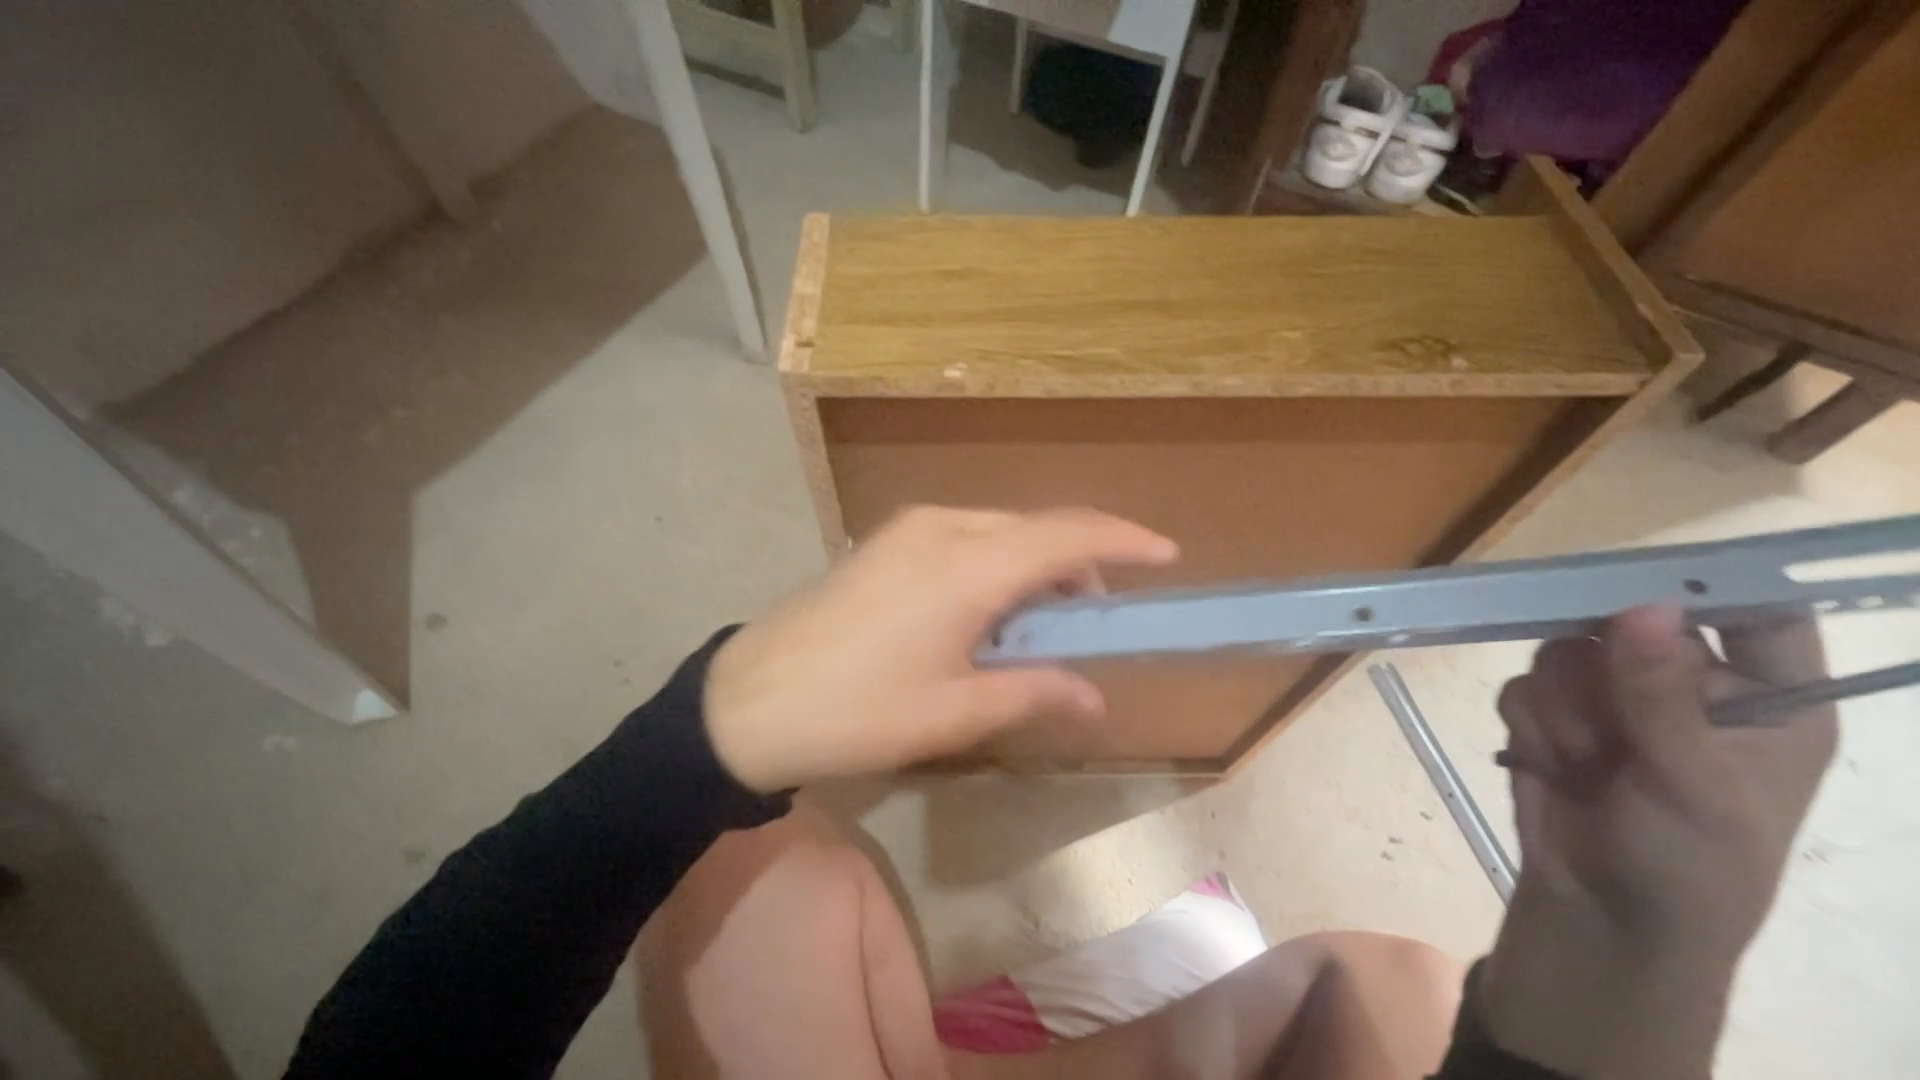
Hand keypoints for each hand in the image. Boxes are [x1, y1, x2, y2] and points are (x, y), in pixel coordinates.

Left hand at [703, 506, 1177, 791]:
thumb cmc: (858, 711)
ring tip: (1040, 633)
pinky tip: (988, 617)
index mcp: (968, 564)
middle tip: (1096, 625)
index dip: (1124, 540)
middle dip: (1079, 566)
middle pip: (1035, 529)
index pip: (1067, 533)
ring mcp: (907, 529)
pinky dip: (996, 568)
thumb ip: (1034, 693)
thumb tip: (1095, 696)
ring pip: (999, 533)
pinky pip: (963, 540)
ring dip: (1034, 570)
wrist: (747, 703)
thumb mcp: (955, 713)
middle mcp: (942, 527)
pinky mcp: (884, 544)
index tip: (1167, 556)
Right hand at [1479, 605, 1838, 1076]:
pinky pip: (1525, 683)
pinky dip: (1532, 725)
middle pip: (1632, 620)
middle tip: (1607, 709)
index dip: (1712, 588)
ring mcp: (1615, 698)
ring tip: (1584, 761)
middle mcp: (1689, 686)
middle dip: (1606, 666)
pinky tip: (1552, 764)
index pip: (1758, 614)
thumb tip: (1642, 607)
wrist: (1601, 920)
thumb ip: (1664, 697)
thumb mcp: (1694, 788)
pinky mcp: (1554, 715)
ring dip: (1565, 707)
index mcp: (1767, 700)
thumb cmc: (1686, 868)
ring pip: (1566, 649)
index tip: (1641, 581)